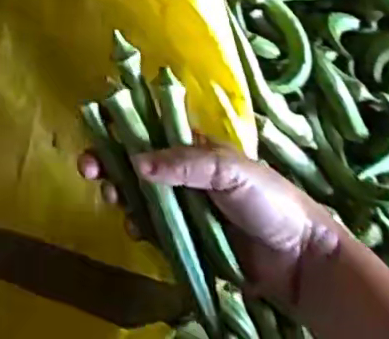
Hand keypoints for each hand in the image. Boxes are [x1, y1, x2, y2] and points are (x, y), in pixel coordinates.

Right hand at [80, 144, 341, 307]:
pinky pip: (148, 227)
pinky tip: (135, 228)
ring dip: (115, 192)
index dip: (114, 126)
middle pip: (128, 160)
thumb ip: (183, 162)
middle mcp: (176, 172)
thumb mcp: (229, 169)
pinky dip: (135, 224)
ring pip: (133, 193)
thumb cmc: (269, 200)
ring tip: (112, 199)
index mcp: (187, 146)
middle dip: (103, 161)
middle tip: (86, 169)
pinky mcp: (180, 237)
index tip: (93, 129)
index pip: (142, 128)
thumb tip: (135, 162)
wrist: (302, 262)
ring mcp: (177, 205)